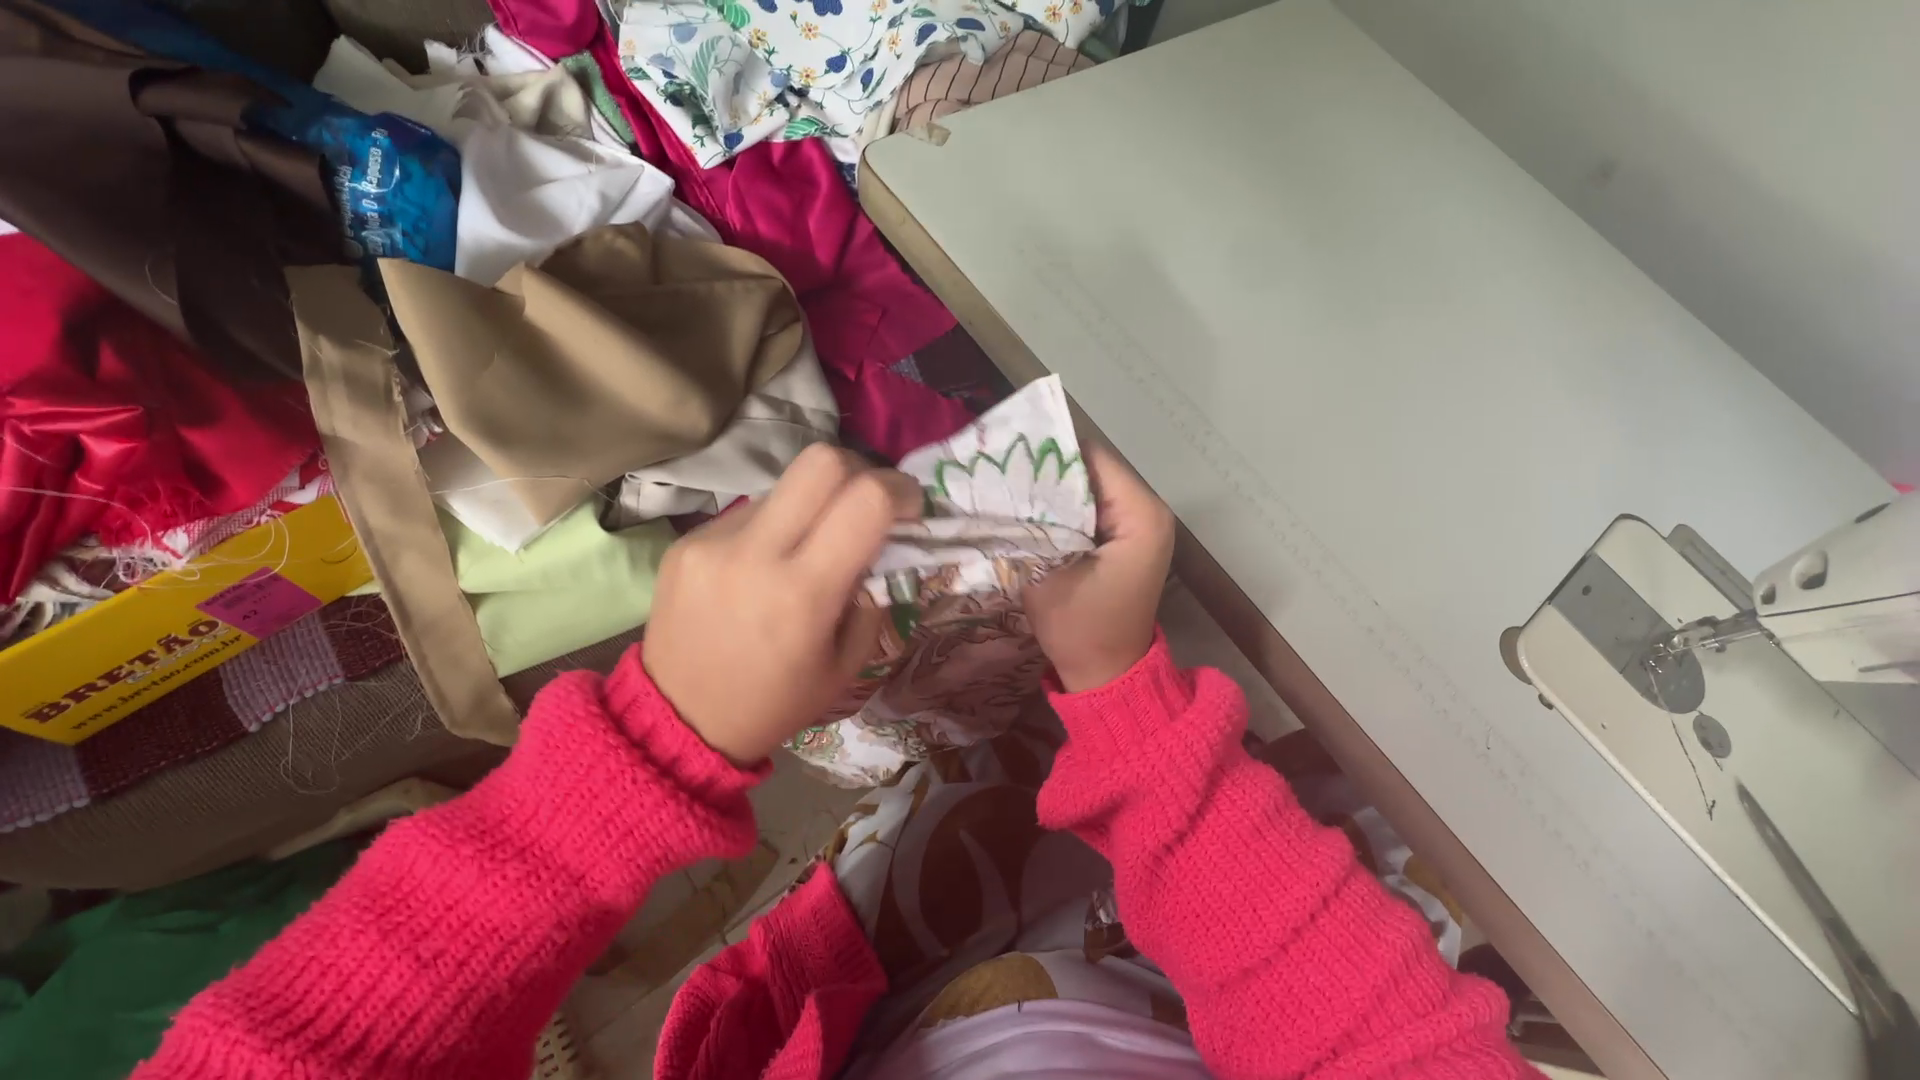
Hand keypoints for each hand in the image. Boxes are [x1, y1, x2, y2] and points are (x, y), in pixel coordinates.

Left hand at [643, 444, 921, 762]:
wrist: (678, 721)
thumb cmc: (776, 702)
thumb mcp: (846, 665)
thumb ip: (872, 596)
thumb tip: (883, 543)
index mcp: (803, 593)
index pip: (866, 500)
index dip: (900, 490)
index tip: (909, 506)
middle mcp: (755, 553)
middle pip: (822, 461)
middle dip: (860, 470)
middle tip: (867, 502)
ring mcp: (713, 540)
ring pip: (784, 485)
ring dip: (812, 504)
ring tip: (807, 547)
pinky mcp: (687, 539)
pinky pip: (748, 510)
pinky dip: (773, 526)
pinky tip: (763, 565)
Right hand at [1026, 442, 1175, 691]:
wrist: (1106, 676)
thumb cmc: (1081, 628)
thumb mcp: (1046, 573)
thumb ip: (1031, 525)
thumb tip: (1006, 484)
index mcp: (1140, 515)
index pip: (1090, 458)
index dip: (1048, 455)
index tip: (1006, 456)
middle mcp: (1148, 510)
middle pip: (1090, 470)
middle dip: (1048, 470)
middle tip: (1000, 470)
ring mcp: (1140, 524)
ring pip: (1088, 488)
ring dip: (1053, 491)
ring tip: (1009, 488)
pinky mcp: (1127, 538)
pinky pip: (1091, 508)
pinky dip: (1063, 509)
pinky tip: (1030, 513)